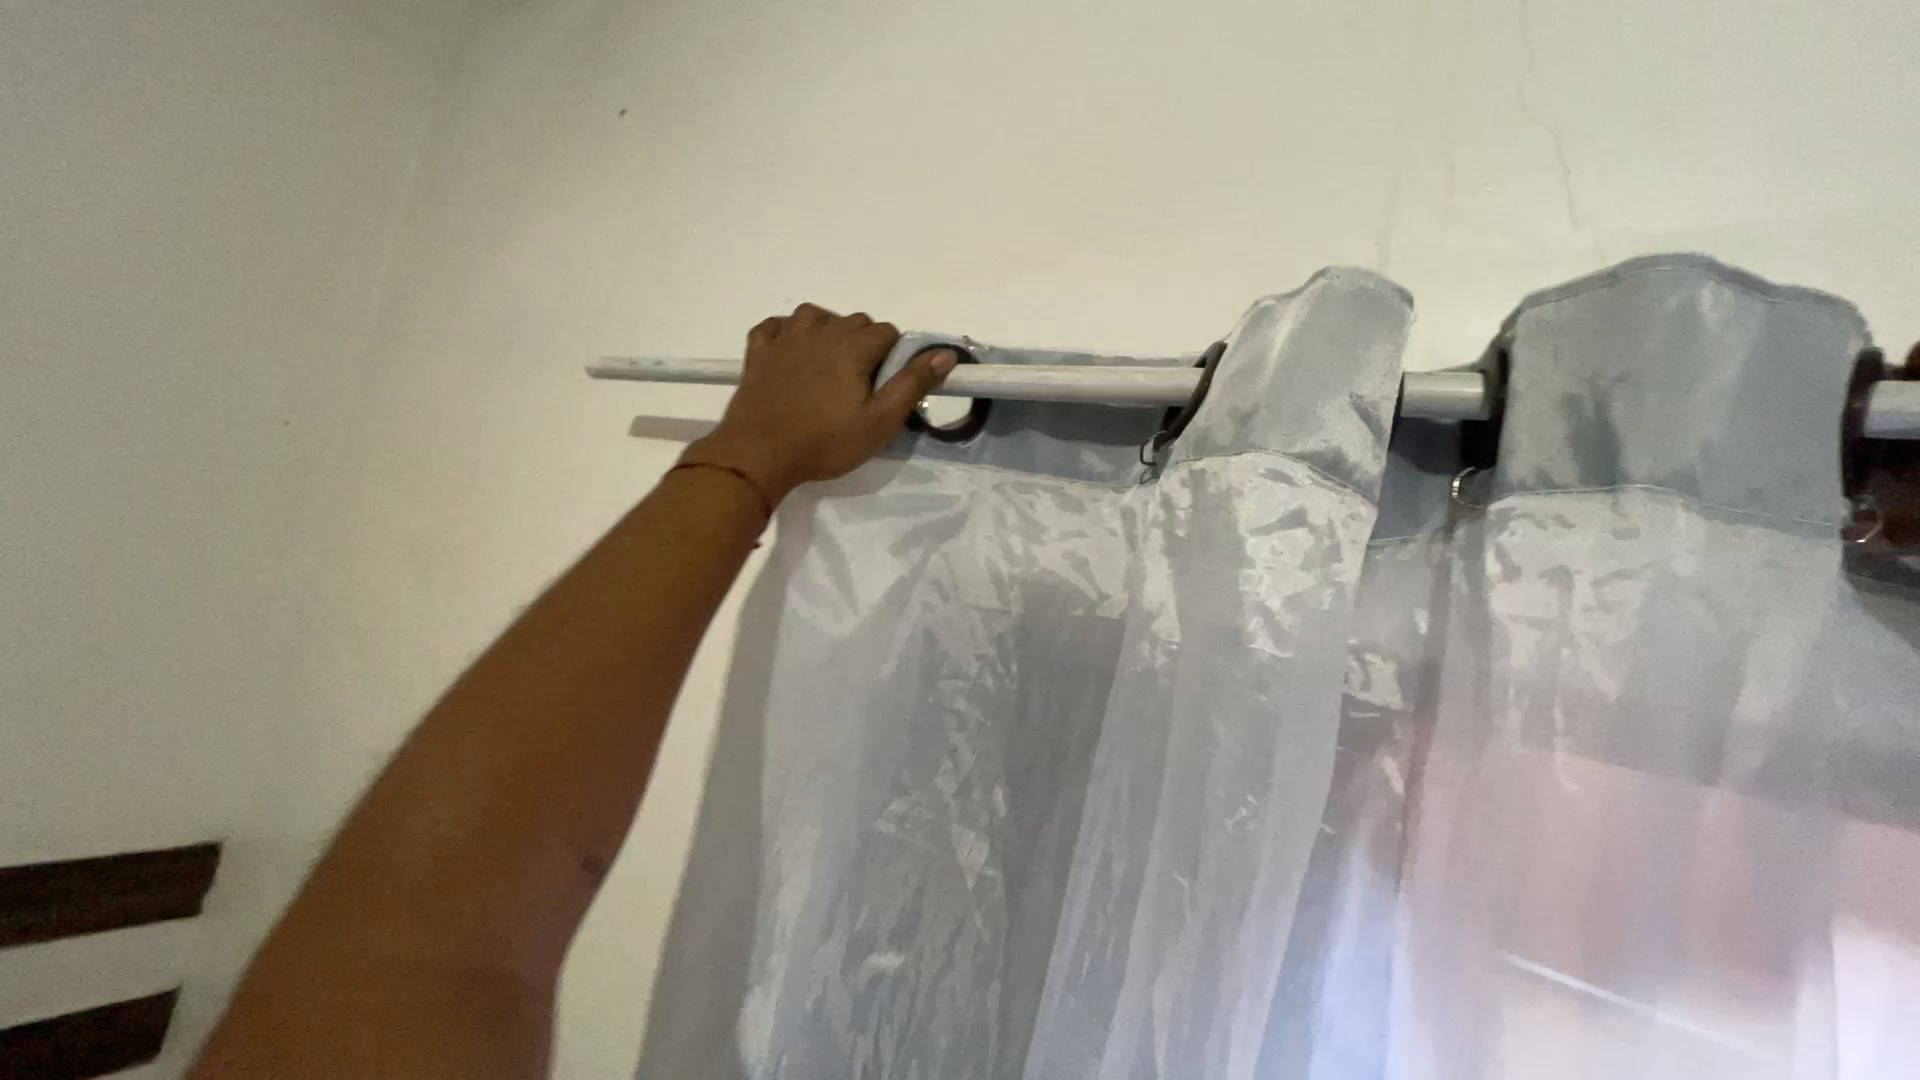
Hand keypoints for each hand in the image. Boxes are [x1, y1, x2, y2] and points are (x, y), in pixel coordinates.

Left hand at [681, 303, 956, 502]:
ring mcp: (784, 339)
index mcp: (852, 347)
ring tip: (830, 365)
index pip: (886, 332)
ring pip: (815, 316)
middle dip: (864, 344)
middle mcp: (819, 332)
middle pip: (854, 321)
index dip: (893, 356)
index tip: (886, 386)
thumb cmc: (825, 442)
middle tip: (861, 385)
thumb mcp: (879, 421)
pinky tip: (792, 352)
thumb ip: (912, 384)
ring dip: (828, 331)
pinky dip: (787, 332)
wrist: (759, 454)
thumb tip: (945, 354)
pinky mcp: (758, 353)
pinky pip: (775, 326)